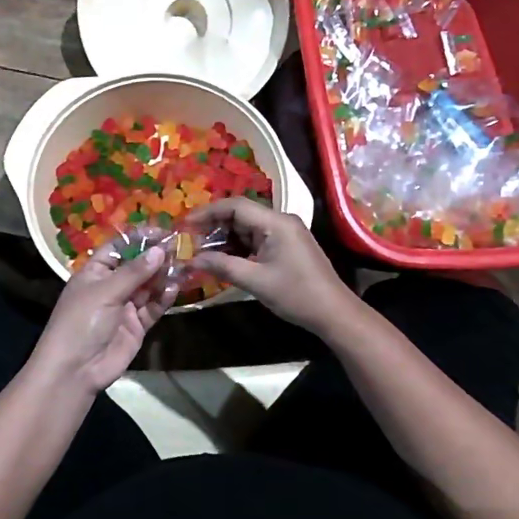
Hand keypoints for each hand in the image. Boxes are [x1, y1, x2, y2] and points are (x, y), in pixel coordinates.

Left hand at [31, 246, 175, 393]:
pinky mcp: (137, 326)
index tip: (162, 231)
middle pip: (137, 267)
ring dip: (164, 276)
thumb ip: (135, 272)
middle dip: (156, 257)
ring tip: (183, 265)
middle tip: (180, 248)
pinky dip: (164, 299)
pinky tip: (174, 289)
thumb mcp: (106, 291)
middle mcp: (110, 287)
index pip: (118, 249)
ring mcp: (124, 307)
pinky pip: (153, 307)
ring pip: (149, 286)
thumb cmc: (82, 322)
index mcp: (94, 273)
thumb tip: (159, 250)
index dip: (138, 238)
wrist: (76, 370)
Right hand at [186, 198, 358, 332]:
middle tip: (190, 241)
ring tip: (201, 252)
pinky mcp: (287, 246)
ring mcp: (285, 233)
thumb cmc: (296, 294)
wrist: (333, 312)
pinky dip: (239, 247)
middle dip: (214, 226)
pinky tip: (223, 259)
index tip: (185, 225)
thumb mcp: (256, 281)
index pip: (235, 206)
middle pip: (241, 214)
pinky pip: (257, 239)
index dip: (207, 213)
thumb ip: (222, 266)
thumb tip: (192, 260)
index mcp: (276, 222)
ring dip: (225, 238)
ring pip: (247, 227)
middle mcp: (281, 221)